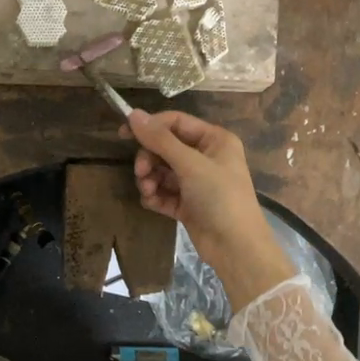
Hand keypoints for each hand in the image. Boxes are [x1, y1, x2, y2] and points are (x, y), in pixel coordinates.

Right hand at [121, 110, 296, 307]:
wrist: (235, 246)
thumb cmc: (220, 197)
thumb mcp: (191, 164)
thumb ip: (161, 140)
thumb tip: (133, 114)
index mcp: (214, 140)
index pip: (176, 123)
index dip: (151, 127)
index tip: (124, 134)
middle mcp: (205, 158)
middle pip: (166, 148)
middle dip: (150, 159)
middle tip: (141, 172)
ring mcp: (196, 183)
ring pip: (162, 172)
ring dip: (150, 179)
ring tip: (147, 191)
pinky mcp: (187, 205)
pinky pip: (164, 193)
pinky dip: (155, 196)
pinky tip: (152, 202)